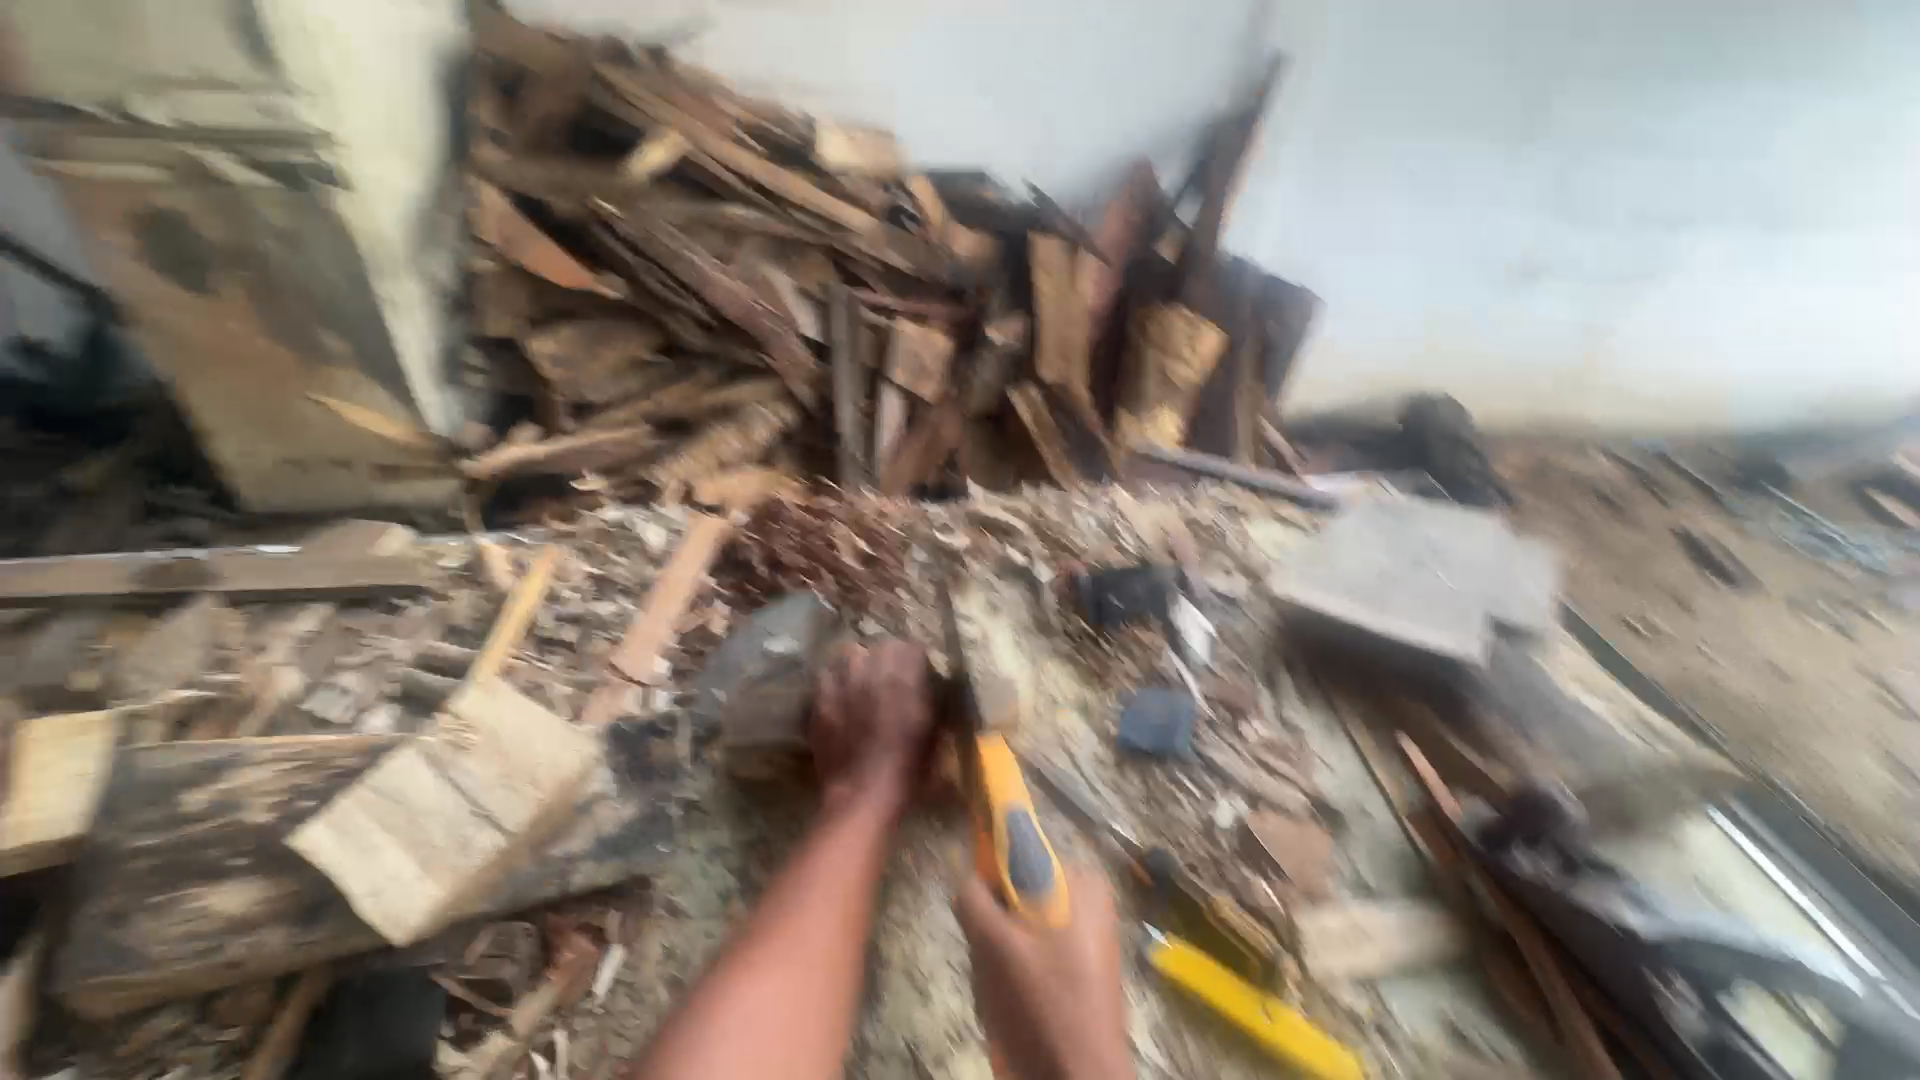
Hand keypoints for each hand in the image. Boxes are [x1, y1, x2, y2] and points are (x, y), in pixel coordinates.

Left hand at [810, 640, 935, 809]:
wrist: (862, 797)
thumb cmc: (908, 773)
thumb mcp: (935, 738)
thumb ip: (933, 705)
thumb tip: (930, 689)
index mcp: (906, 683)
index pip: (912, 647)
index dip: (916, 659)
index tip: (918, 671)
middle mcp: (874, 676)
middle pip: (882, 646)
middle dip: (889, 658)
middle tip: (891, 676)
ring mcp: (844, 686)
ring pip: (852, 654)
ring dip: (861, 665)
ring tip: (863, 681)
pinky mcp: (821, 700)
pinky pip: (827, 675)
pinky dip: (836, 681)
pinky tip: (840, 696)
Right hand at [954, 867, 1133, 1079]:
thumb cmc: (1044, 1005)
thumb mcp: (994, 945)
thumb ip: (973, 898)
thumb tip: (967, 876)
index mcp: (1079, 878)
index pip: (1019, 851)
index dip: (991, 877)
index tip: (979, 912)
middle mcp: (1090, 894)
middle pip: (1020, 888)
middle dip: (998, 920)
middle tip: (992, 957)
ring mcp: (1091, 929)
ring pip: (1025, 921)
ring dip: (1005, 948)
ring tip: (1007, 983)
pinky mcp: (1087, 962)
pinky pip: (1039, 946)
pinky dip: (1022, 966)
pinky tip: (1020, 997)